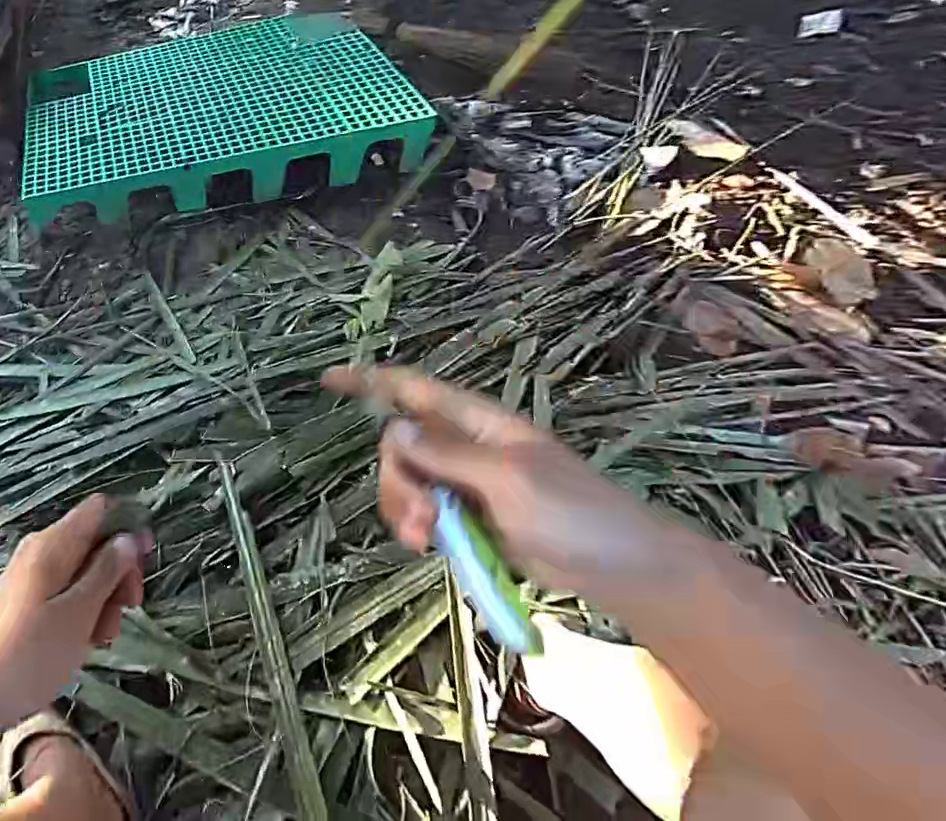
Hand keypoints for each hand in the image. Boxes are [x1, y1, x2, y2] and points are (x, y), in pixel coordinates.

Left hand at [0, 495, 150, 769]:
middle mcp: (41, 550)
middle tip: (128, 608)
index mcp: (53, 544)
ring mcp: (31, 575)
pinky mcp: (25, 600)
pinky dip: (82, 609)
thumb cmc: (29, 655)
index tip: (144, 561)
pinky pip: (65, 591)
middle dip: (118, 570)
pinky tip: (84, 640)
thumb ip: (107, 570)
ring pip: (83, 569)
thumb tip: (129, 536)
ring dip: (103, 596)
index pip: (100, 509)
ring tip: (103, 635)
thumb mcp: (79, 613)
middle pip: (95, 540)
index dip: (127, 527)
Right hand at [321, 364, 673, 596]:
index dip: (368, 379)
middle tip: (422, 520)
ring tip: (428, 541)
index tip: (328, 379)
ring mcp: (461, 480)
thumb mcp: (507, 480)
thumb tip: (393, 431)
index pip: (411, 389)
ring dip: (404, 508)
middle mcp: (460, 444)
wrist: (617, 566)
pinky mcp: (464, 513)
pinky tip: (429, 547)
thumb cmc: (573, 511)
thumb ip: (447, 455)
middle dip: (398, 481)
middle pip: (398, 445)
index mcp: (474, 421)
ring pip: (404, 480)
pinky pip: (419, 510)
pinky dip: (415, 527)